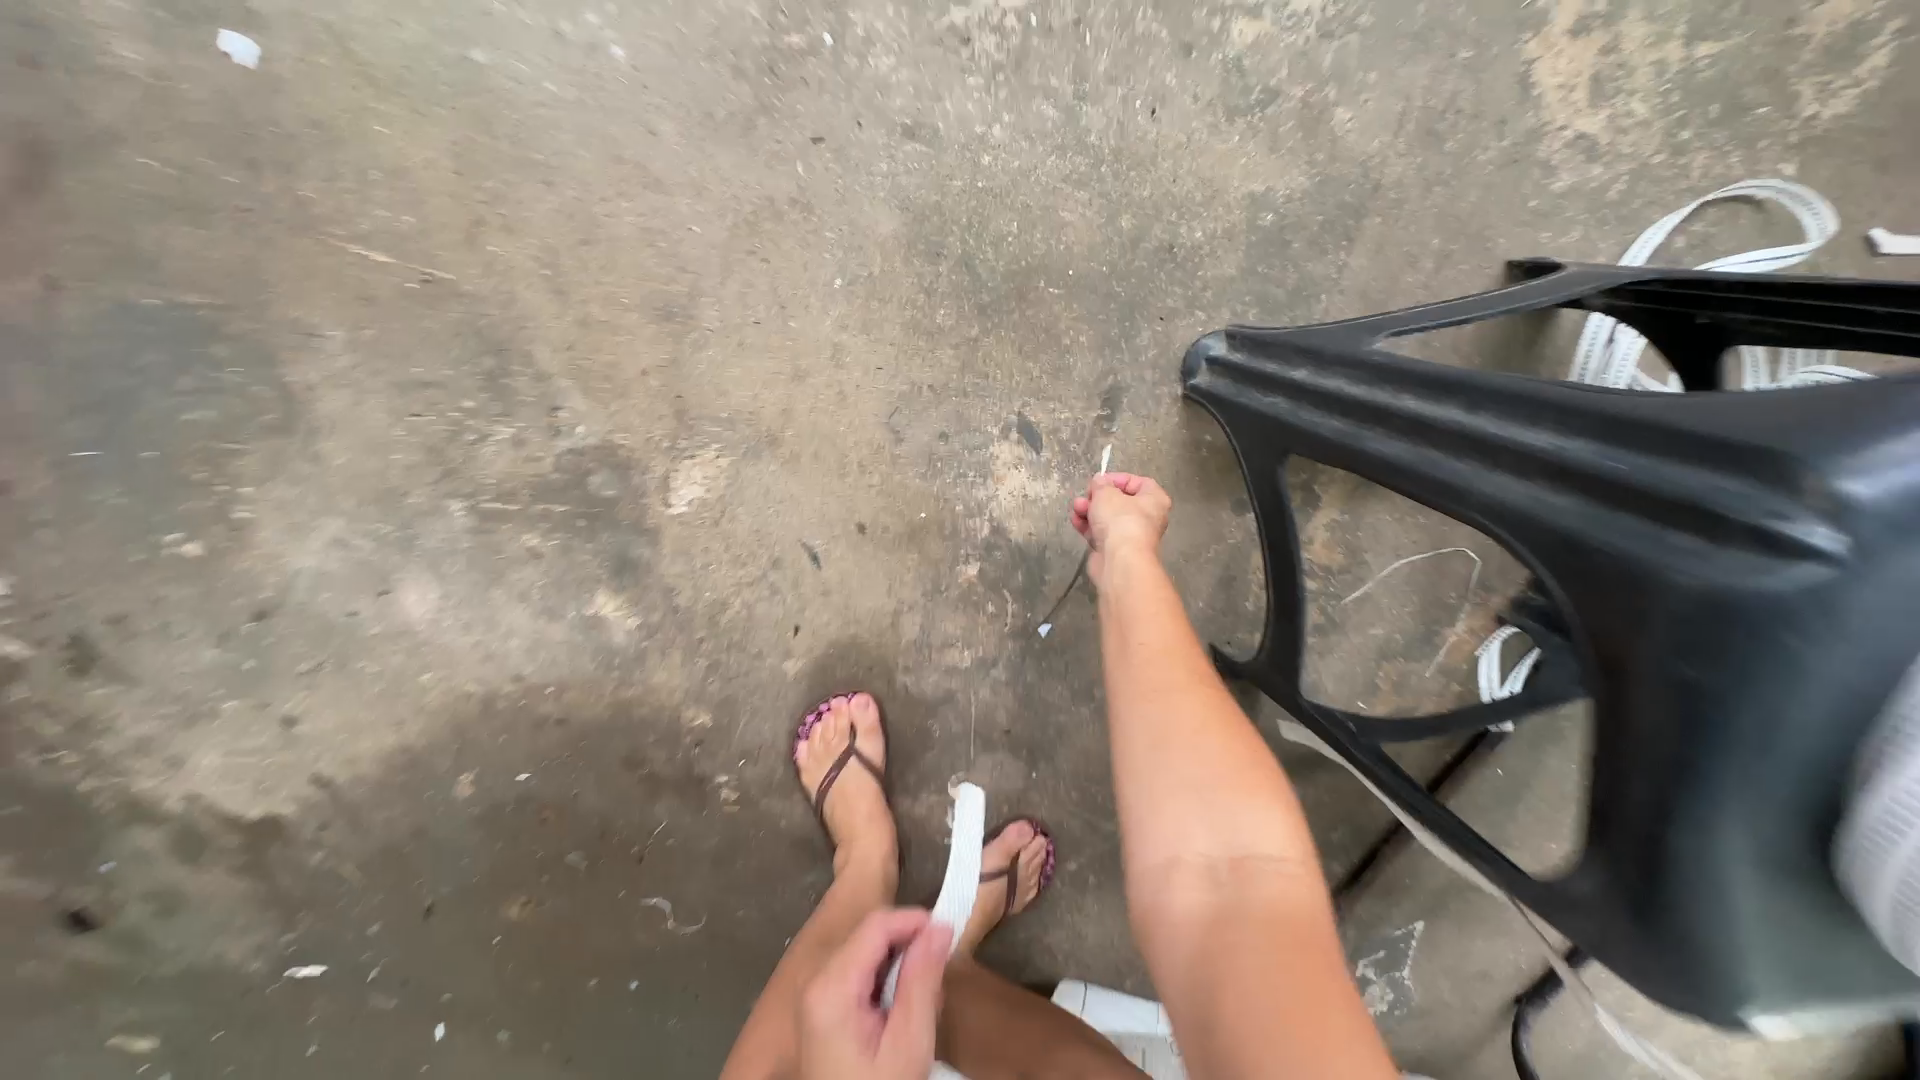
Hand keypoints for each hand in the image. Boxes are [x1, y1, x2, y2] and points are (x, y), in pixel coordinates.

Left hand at [798, 908, 953, 1079]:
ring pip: (865, 952)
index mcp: (831, 986)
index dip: (914, 920)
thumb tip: (941, 926)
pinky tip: (902, 1010)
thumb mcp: (909, 1042)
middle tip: (939, 975)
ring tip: (924, 997)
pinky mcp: (820, 1007)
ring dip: (899, 963)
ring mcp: (815, 993)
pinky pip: (857, 973)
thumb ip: (922, 979)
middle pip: (868, 935)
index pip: (875, 925)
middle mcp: (816, 979)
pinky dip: (884, 980)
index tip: (949, 933)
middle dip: (908, 945)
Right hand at [1071, 472, 1171, 587]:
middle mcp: (1146, 518)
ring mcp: (1130, 536)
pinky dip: (1088, 526)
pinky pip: (1101, 533)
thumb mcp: (1107, 493)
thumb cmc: (1120, 520)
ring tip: (1076, 508)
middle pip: (1120, 501)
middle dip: (1097, 497)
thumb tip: (1099, 481)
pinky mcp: (1115, 550)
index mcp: (1154, 500)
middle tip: (1085, 496)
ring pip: (1107, 518)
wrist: (1119, 561)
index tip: (1099, 481)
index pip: (1138, 482)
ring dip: (1089, 511)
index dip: (1117, 479)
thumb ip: (1101, 484)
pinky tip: (1075, 521)